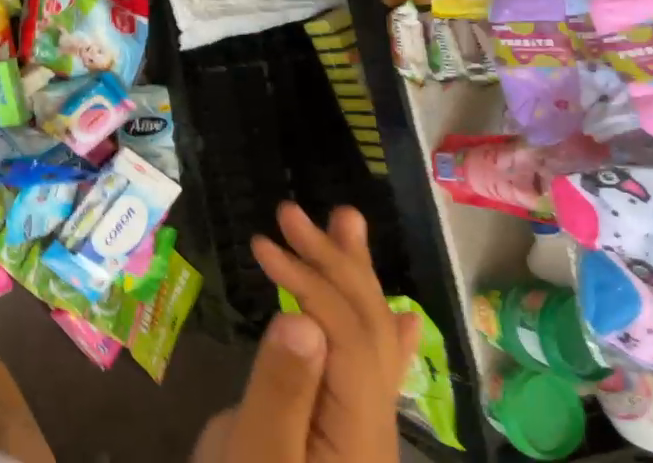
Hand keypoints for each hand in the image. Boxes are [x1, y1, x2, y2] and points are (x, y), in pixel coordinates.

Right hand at [193, 203, 417, 462]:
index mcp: (356, 424)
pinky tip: (394, 312)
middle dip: (333, 263)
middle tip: (293, 213)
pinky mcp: (336, 422)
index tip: (261, 245)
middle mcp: (371, 418)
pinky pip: (368, 365)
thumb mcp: (258, 452)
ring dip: (352, 277)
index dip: (310, 280)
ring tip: (343, 225)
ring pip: (370, 339)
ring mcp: (358, 422)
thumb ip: (282, 389)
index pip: (347, 333)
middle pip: (367, 328)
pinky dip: (377, 329)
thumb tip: (301, 317)